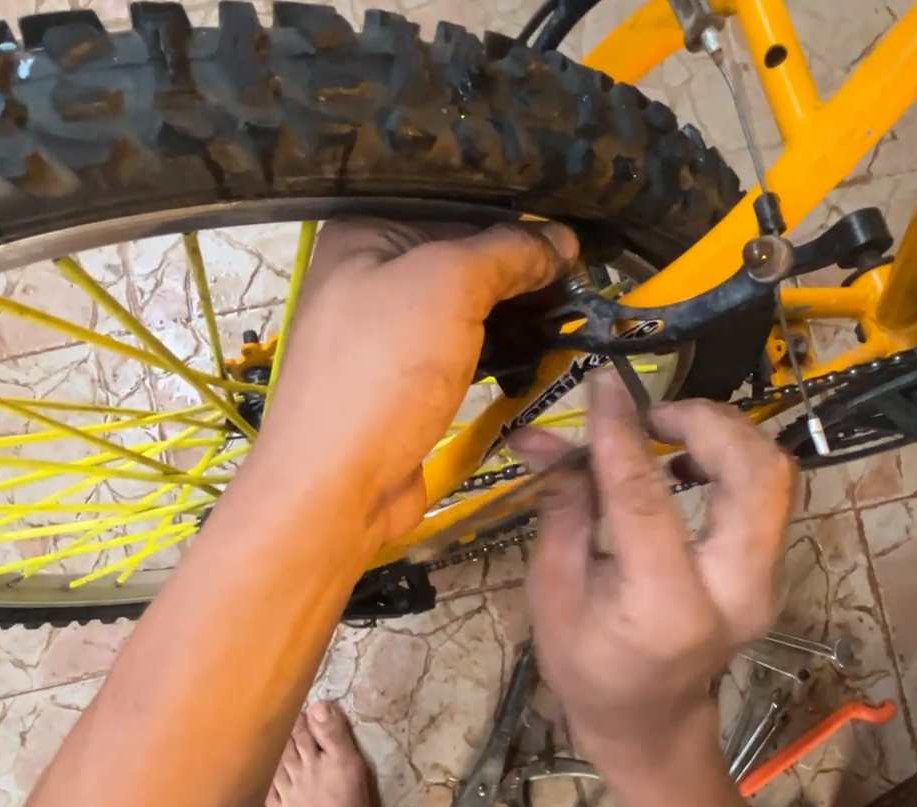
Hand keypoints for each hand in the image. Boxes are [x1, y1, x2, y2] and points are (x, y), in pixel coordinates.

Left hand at [256, 218, 577, 540]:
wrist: (337, 484)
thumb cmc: (384, 371)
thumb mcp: (448, 287)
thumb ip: (508, 253)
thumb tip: (563, 239)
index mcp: (365, 233)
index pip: (458, 212)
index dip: (518, 227)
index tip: (573, 248)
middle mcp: (371, 277)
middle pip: (463, 262)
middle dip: (521, 276)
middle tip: (579, 290)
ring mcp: (387, 336)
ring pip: (465, 312)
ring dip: (515, 317)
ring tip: (569, 322)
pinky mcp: (406, 384)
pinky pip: (460, 353)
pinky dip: (497, 352)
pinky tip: (536, 355)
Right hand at [512, 373, 796, 778]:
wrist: (650, 723)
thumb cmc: (587, 667)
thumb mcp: (553, 591)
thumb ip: (562, 507)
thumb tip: (545, 438)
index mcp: (664, 607)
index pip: (646, 497)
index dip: (620, 433)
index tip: (602, 384)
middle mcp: (733, 593)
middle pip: (754, 473)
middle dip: (704, 421)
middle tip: (652, 413)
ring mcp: (765, 584)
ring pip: (774, 476)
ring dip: (724, 436)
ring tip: (667, 433)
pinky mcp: (771, 573)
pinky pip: (767, 495)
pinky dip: (732, 460)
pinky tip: (685, 464)